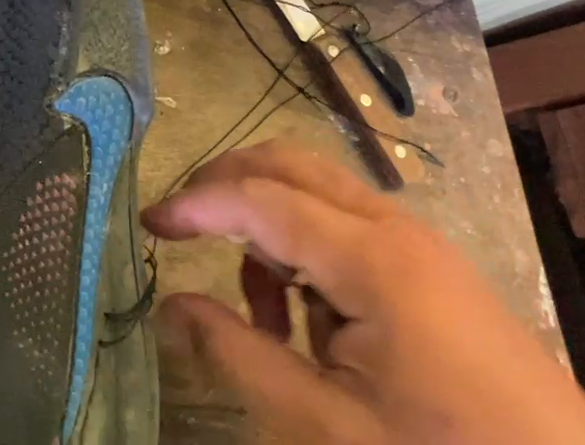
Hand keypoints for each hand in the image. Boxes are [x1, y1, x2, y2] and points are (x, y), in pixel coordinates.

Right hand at [143, 141, 584, 444]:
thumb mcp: (326, 425)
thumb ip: (238, 353)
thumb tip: (169, 305)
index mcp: (372, 258)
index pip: (259, 199)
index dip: (195, 205)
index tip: (146, 223)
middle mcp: (397, 229)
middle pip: (291, 166)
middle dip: (227, 184)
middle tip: (182, 226)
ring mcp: (424, 246)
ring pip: (319, 193)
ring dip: (270, 225)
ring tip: (263, 313)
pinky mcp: (438, 271)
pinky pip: (351, 227)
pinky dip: (309, 249)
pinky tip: (313, 324)